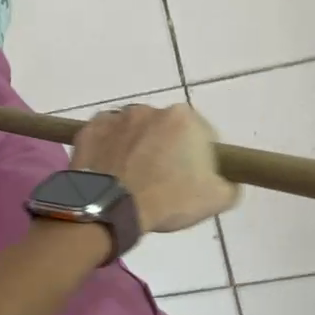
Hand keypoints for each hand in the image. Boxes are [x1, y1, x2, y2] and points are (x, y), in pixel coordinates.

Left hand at [70, 104, 238, 231]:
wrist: (108, 205)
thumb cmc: (168, 199)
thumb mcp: (219, 198)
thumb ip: (228, 180)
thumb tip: (220, 178)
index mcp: (184, 118)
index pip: (200, 134)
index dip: (198, 156)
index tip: (191, 175)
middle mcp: (147, 109)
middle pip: (163, 128)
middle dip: (164, 146)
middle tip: (160, 175)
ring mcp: (113, 117)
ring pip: (132, 130)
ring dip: (134, 144)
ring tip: (131, 173)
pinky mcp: (87, 129)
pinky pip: (104, 135)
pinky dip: (107, 146)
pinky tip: (110, 166)